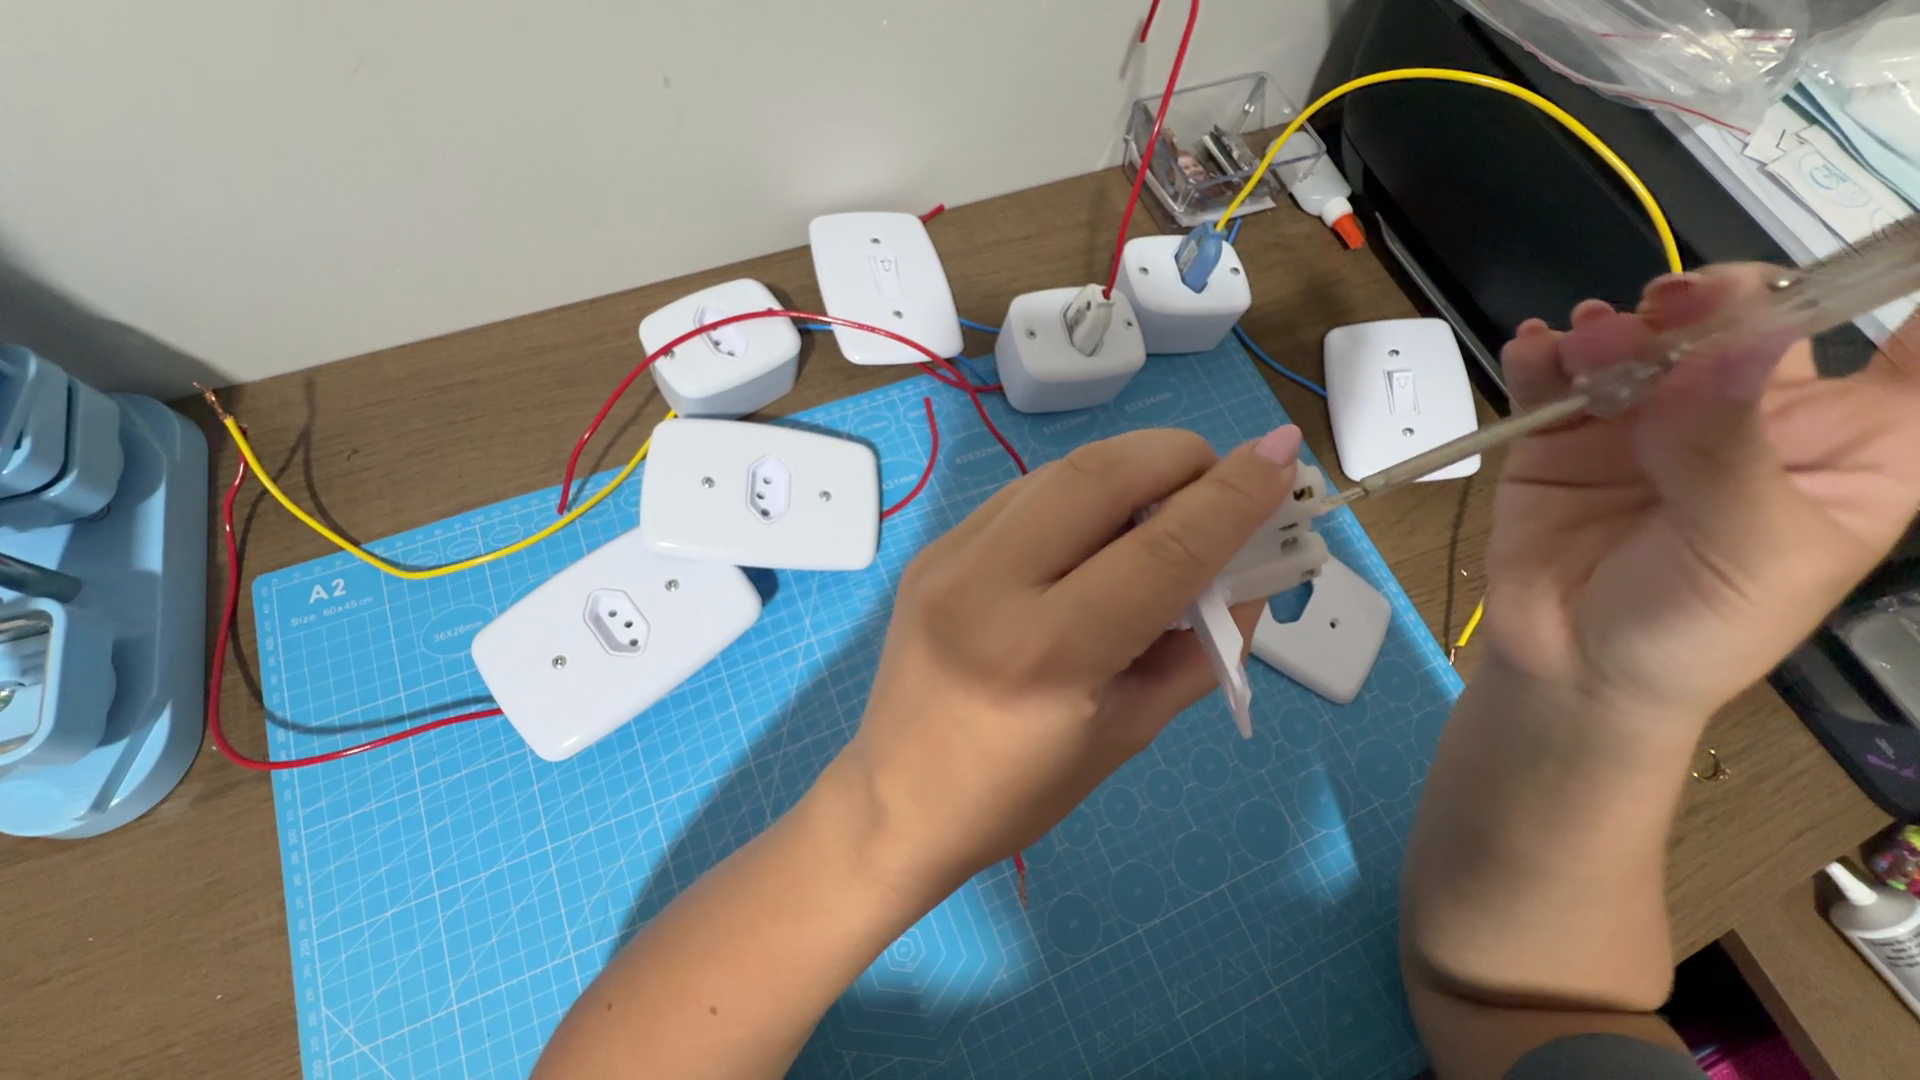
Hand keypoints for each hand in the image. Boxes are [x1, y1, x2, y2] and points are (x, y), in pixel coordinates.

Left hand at [825, 425, 1303, 898]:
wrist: (897, 800)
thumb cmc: (1020, 792)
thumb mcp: (1130, 732)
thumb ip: (1200, 649)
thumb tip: (1248, 575)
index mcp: (1047, 656)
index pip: (1160, 551)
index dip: (1233, 497)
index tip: (1282, 453)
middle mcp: (988, 589)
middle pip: (1101, 476)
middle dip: (1179, 456)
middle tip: (1220, 478)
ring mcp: (948, 560)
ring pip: (1059, 472)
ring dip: (1129, 469)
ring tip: (1165, 503)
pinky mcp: (932, 550)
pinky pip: (1023, 495)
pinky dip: (1079, 493)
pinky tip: (1097, 527)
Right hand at [1488, 265, 1919, 723]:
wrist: (1571, 669)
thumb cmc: (1696, 627)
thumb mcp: (1746, 549)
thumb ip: (1732, 450)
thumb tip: (1725, 348)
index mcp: (1842, 446)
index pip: (1912, 353)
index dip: (1907, 295)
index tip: (1885, 252)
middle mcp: (1747, 419)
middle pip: (1755, 323)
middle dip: (1722, 300)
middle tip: (1671, 309)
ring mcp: (1646, 423)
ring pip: (1647, 339)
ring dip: (1620, 326)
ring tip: (1587, 343)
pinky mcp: (1564, 437)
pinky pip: (1554, 377)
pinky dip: (1542, 353)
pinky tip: (1535, 350)